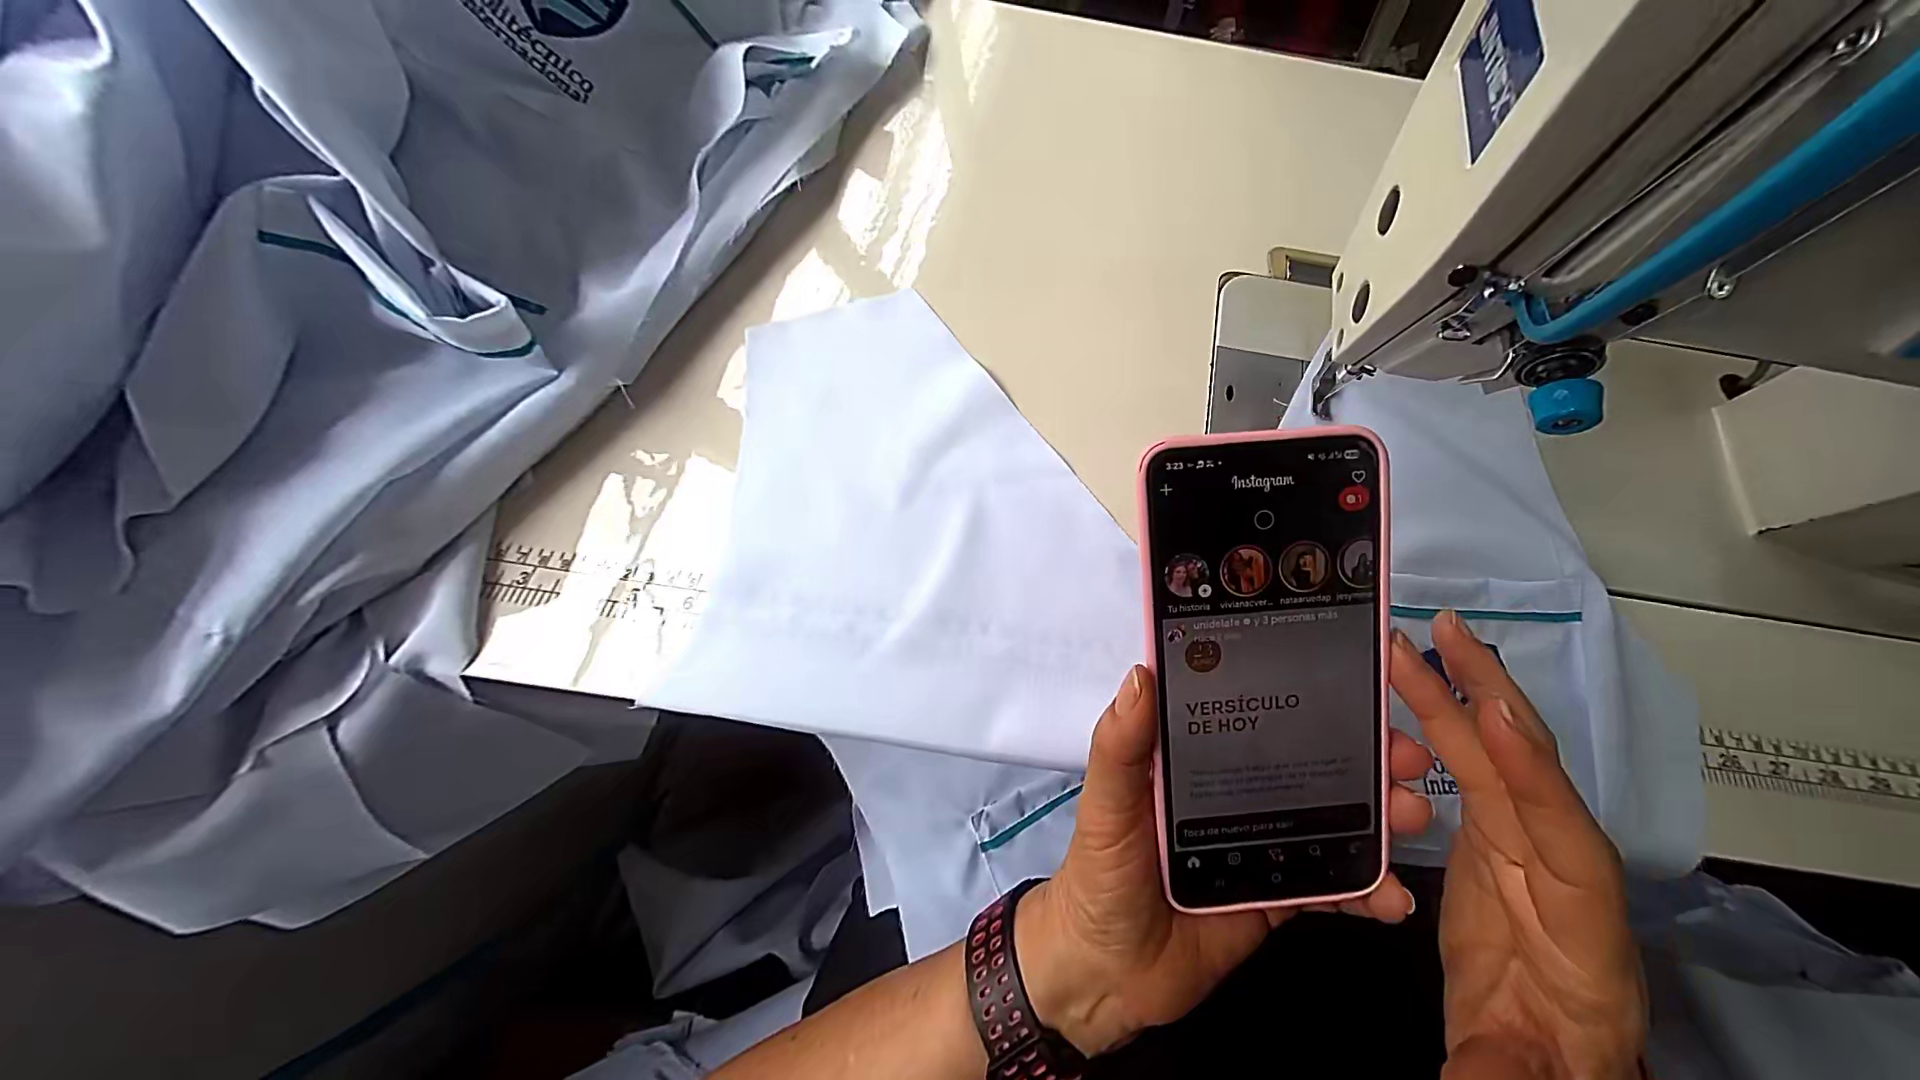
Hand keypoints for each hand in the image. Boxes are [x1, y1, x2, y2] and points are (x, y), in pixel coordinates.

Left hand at [1016, 664, 1438, 1055]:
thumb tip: (1141, 675)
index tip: (1351, 690)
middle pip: (1301, 765)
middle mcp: (1227, 794)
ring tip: (1410, 816)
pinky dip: (1365, 889)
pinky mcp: (1273, 895)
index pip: (1247, 720)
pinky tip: (1392, 895)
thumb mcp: (1106, 807)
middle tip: (1404, 755)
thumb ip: (1120, 748)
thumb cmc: (1098, 876)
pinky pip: (1328, 885)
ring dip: (1375, 817)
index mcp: (1188, 763)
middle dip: (1359, 755)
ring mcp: (1255, 844)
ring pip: (1326, 820)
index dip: (1295, 702)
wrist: (1108, 975)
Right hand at [1390, 613, 1645, 1079]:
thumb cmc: (1535, 1061)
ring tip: (1424, 641)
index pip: (1565, 841)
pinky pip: (1472, 768)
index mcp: (1582, 930)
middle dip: (1489, 696)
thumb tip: (1477, 1076)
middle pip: (1527, 769)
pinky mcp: (1492, 836)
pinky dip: (1449, 723)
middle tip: (1446, 633)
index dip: (1534, 779)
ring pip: (1495, 755)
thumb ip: (1505, 1071)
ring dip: (1459, 692)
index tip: (1498, 717)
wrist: (1536, 1053)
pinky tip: (1425, 690)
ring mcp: (1525, 845)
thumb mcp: (1520, 1075)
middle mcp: (1561, 869)